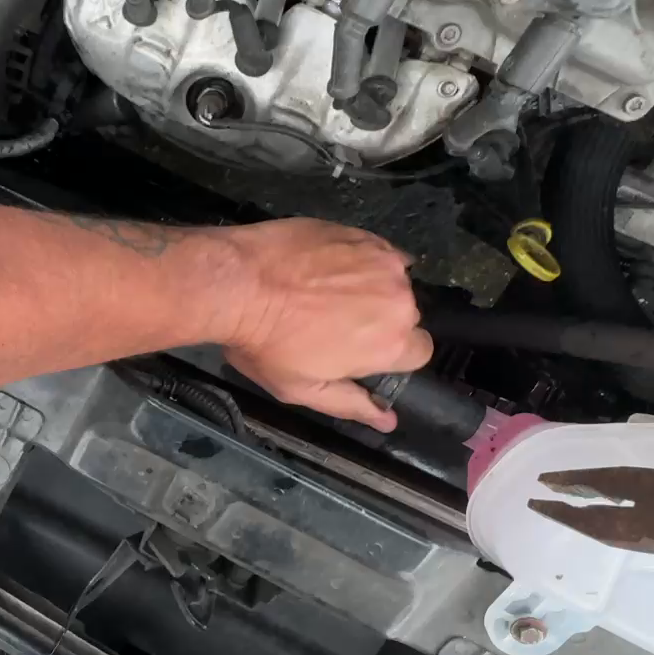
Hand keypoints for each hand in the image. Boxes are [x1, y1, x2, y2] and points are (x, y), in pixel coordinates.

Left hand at [219, 219, 432, 431]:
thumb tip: (387, 421)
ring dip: (367, 288)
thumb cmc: (264, 343)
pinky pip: (374, 251)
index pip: (418, 352)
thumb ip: (351, 404)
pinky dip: (357, 261)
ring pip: (390, 281)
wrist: (236, 282)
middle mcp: (399, 300)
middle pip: (404, 315)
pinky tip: (324, 268)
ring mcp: (382, 260)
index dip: (387, 353)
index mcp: (390, 344)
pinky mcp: (360, 233)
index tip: (355, 351)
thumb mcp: (301, 389)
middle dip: (376, 320)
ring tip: (322, 293)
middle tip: (328, 322)